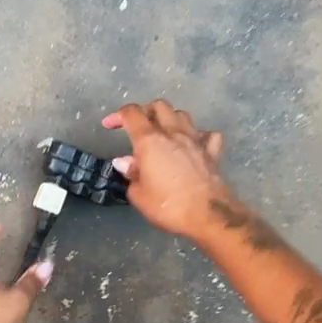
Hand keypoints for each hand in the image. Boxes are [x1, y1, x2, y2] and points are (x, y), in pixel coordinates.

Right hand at [102, 99, 233, 240]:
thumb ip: (130, 173)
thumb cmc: (168, 206)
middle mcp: (173, 133)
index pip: (132, 114)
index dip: (117, 115)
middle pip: (159, 106)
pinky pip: (207, 134)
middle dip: (145, 111)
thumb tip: (125, 162)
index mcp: (150, 141)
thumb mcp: (139, 195)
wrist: (208, 216)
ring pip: (182, 114)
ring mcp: (196, 140)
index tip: (109, 125)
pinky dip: (198, 136)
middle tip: (137, 127)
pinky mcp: (212, 152)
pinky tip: (193, 145)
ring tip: (163, 133)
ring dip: (169, 119)